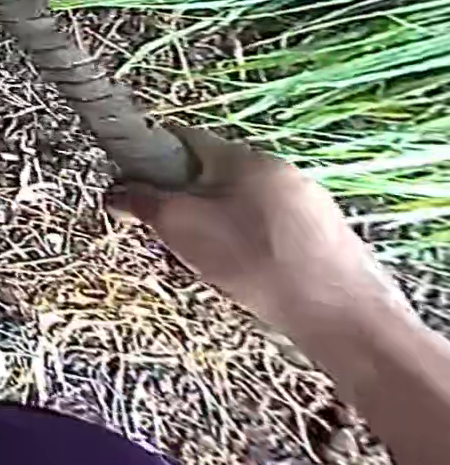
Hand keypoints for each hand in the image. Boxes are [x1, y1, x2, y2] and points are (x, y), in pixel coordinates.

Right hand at [108, 126, 410, 340]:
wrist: (349, 326)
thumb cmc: (253, 260)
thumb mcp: (174, 223)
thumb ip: (136, 199)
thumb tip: (116, 194)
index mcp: (248, 160)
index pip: (179, 137)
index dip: (146, 157)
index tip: (133, 186)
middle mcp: (284, 175)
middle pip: (205, 174)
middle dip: (177, 198)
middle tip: (163, 226)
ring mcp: (312, 208)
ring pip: (231, 204)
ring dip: (205, 222)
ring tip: (198, 254)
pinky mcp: (328, 241)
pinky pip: (262, 228)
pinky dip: (239, 242)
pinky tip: (236, 269)